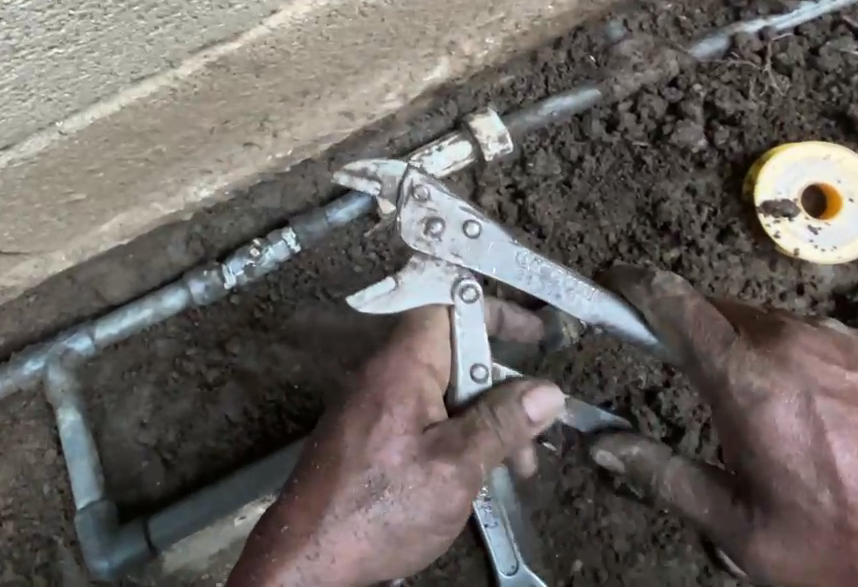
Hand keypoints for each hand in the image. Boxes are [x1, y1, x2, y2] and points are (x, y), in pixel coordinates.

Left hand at [227, 300, 566, 586]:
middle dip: (498, 385)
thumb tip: (547, 391)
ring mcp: (374, 400)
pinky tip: (479, 470)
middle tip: (534, 428)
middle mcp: (384, 370)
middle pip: (451, 351)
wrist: (310, 552)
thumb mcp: (455, 468)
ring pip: (441, 388)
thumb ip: (500, 424)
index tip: (532, 332)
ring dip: (482, 417)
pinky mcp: (370, 429)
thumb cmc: (379, 508)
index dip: (491, 311)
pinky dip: (456, 432)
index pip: (448, 306)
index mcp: (402, 363)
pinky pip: (423, 412)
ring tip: (515, 466)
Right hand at [589, 267, 857, 586]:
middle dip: (681, 328)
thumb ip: (663, 476)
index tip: (605, 284)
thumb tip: (601, 445)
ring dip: (732, 345)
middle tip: (674, 373)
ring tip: (747, 411)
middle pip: (709, 308)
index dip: (628, 283)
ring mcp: (838, 340)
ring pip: (757, 322)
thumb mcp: (748, 534)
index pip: (667, 298)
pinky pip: (804, 337)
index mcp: (745, 375)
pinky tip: (804, 416)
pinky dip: (781, 357)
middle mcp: (788, 338)